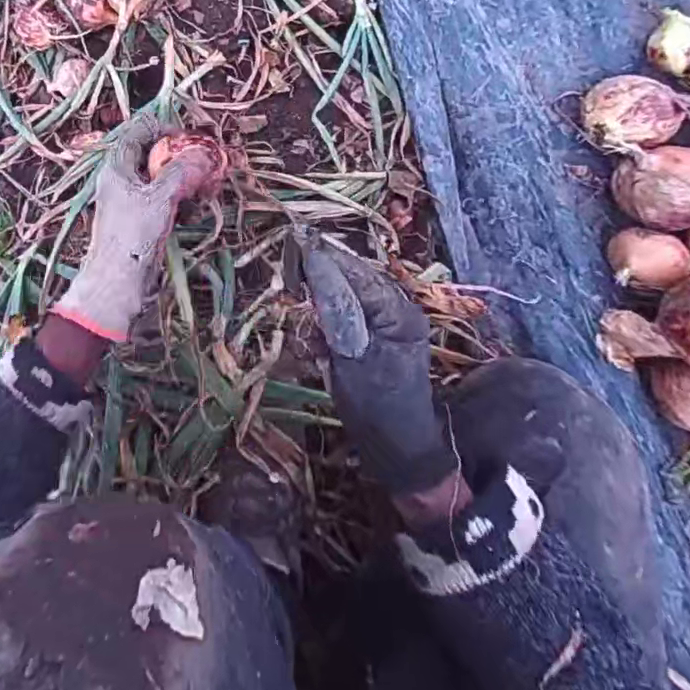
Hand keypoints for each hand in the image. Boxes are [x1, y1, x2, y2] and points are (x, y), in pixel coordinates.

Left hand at [52, 114, 217, 341]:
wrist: (118, 281)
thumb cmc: (132, 236)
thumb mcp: (160, 198)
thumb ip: (182, 171)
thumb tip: (202, 154)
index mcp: (116, 166)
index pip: (140, 130)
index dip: (166, 129)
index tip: (189, 139)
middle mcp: (121, 179)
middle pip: (154, 154)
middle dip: (181, 158)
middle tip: (203, 165)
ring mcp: (130, 199)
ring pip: (161, 178)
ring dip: (184, 181)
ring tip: (202, 190)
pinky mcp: (140, 219)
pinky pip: (163, 200)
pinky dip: (180, 201)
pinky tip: (192, 211)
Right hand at [296, 228, 457, 496]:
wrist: (396, 448)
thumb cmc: (375, 407)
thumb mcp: (350, 356)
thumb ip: (335, 308)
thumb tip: (316, 264)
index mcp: (398, 311)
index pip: (354, 271)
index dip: (322, 257)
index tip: (292, 241)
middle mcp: (398, 308)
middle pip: (351, 276)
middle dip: (319, 277)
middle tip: (291, 275)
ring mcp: (389, 321)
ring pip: (346, 293)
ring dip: (322, 299)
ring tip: (306, 315)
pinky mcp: (378, 334)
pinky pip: (348, 312)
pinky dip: (328, 318)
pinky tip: (318, 338)